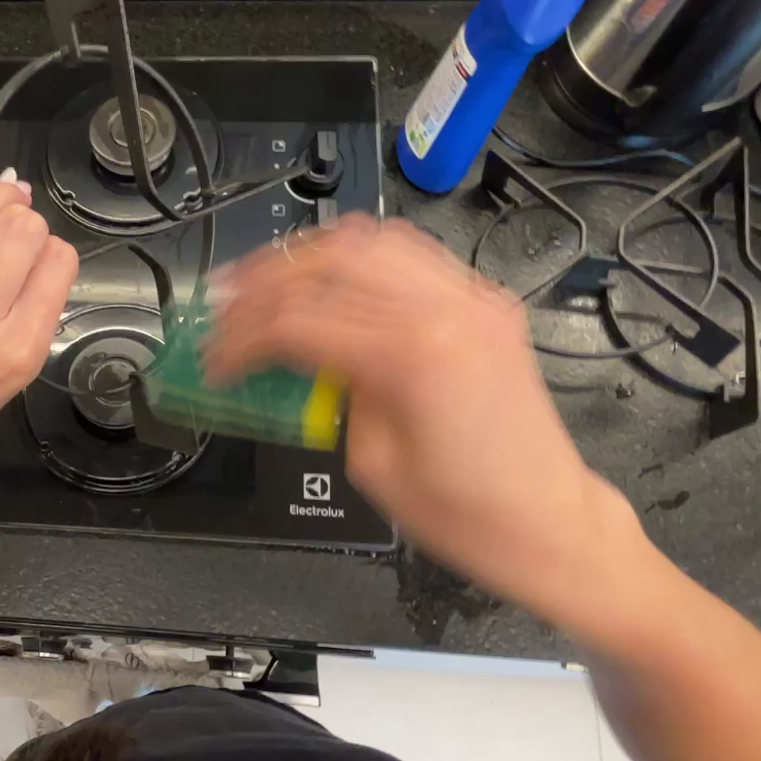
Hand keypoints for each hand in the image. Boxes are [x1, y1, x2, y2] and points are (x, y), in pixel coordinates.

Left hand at [0, 175, 78, 508]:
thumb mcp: (6, 390)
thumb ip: (23, 324)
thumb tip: (36, 260)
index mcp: (15, 354)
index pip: (56, 263)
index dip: (56, 251)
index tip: (46, 260)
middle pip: (20, 229)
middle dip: (28, 219)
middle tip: (20, 230)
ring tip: (1, 201)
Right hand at [203, 215, 640, 613]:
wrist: (545, 521)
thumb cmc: (466, 513)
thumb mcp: (369, 461)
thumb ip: (327, 396)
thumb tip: (292, 363)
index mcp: (413, 358)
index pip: (297, 321)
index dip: (241, 339)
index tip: (215, 360)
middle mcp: (448, 311)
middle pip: (328, 262)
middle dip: (262, 281)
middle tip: (226, 305)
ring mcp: (473, 299)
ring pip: (369, 239)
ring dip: (307, 256)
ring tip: (267, 279)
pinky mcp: (483, 304)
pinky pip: (409, 254)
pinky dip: (356, 257)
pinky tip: (328, 276)